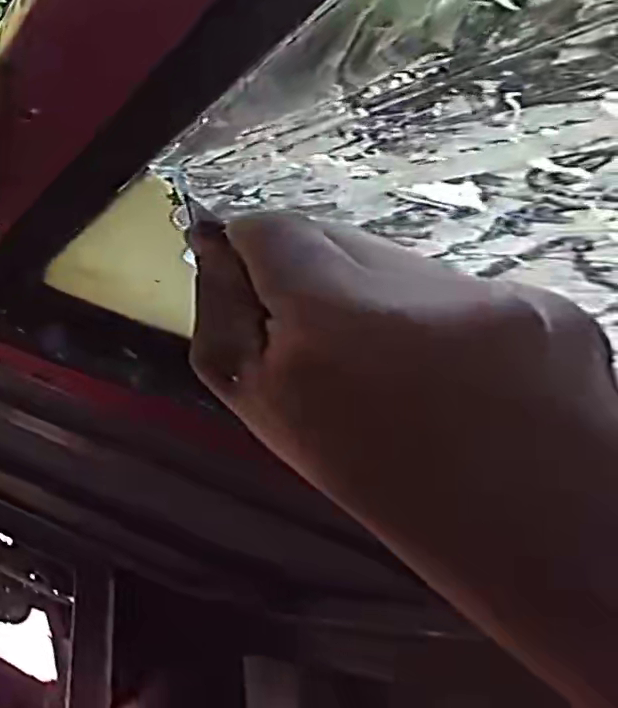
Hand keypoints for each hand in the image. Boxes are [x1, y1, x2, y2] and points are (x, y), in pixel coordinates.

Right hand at [191, 214, 617, 705]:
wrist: (536, 539)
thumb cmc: (357, 465)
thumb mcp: (245, 389)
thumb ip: (219, 304)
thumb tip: (212, 242)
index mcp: (335, 312)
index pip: (270, 227)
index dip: (244, 243)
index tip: (239, 274)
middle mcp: (420, 288)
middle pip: (326, 233)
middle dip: (300, 267)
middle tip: (304, 327)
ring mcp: (498, 295)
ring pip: (385, 256)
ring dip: (361, 287)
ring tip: (378, 354)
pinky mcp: (554, 308)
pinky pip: (447, 282)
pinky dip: (423, 310)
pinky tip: (438, 364)